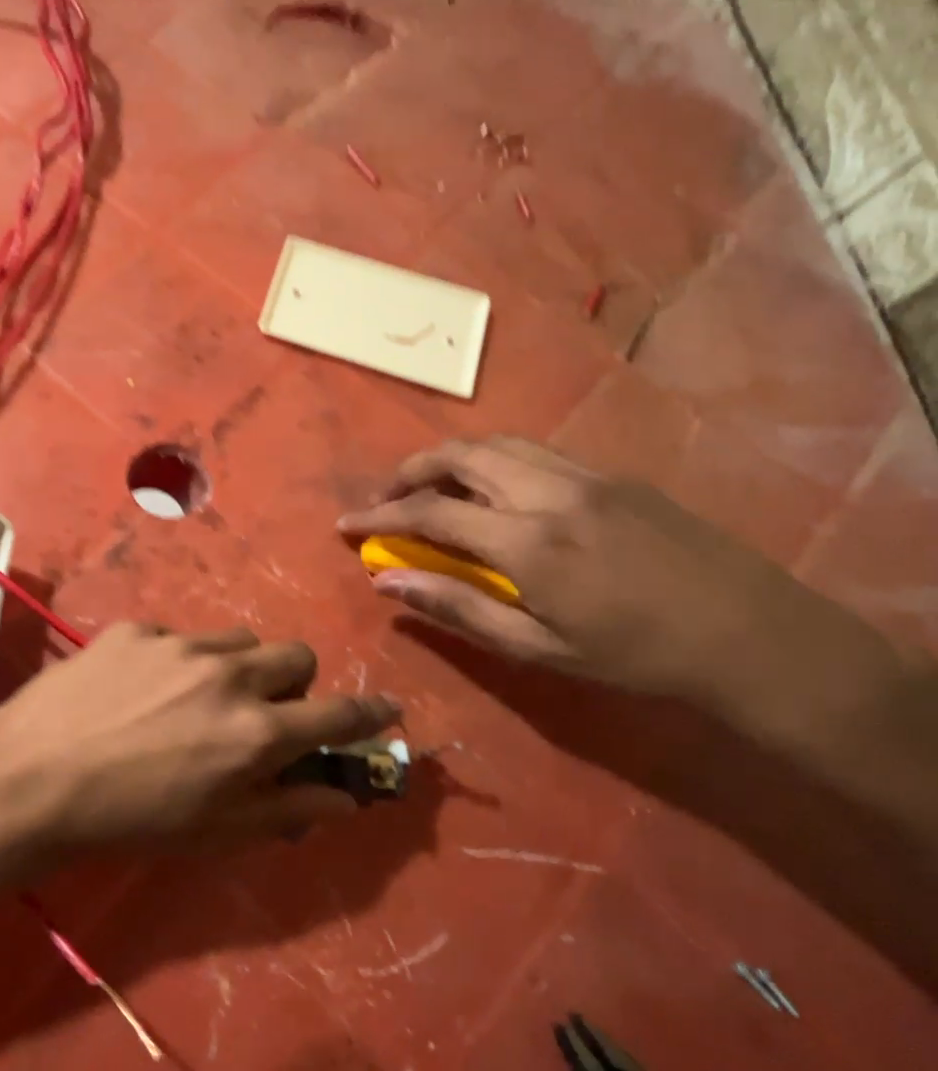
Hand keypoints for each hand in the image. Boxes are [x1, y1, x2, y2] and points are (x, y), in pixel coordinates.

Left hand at [0, 623, 399, 851]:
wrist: (35, 776)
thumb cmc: (130, 819)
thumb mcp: (218, 831)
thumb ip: (289, 808)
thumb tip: (345, 795)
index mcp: (257, 732)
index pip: (338, 713)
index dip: (369, 712)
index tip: (384, 709)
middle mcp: (227, 676)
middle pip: (295, 655)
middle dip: (294, 683)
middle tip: (263, 711)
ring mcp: (177, 645)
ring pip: (237, 639)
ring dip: (236, 666)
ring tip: (197, 698)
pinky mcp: (132, 630)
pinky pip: (175, 637)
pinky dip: (175, 660)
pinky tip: (138, 689)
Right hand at [337, 436, 898, 709]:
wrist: (754, 637)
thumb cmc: (636, 656)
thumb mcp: (536, 647)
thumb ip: (456, 608)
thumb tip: (386, 584)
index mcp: (529, 541)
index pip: (431, 511)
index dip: (379, 516)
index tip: (345, 525)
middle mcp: (552, 493)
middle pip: (460, 456)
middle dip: (408, 472)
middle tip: (384, 500)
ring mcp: (588, 478)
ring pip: (499, 444)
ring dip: (451, 460)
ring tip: (431, 490)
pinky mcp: (616, 477)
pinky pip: (536, 454)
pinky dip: (495, 462)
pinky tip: (494, 495)